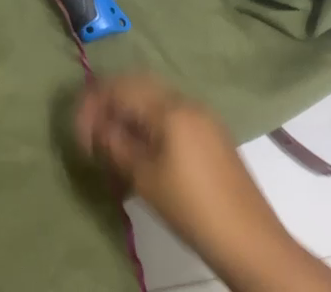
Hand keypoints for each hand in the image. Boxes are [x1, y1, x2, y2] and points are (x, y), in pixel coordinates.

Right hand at [74, 73, 254, 225]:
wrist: (252, 244)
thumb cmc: (191, 207)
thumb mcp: (142, 176)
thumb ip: (113, 142)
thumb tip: (95, 126)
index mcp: (170, 109)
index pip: (117, 88)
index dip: (91, 105)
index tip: (78, 133)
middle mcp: (188, 104)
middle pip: (136, 86)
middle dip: (108, 104)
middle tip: (91, 130)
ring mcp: (203, 119)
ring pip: (153, 100)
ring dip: (128, 114)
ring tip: (112, 142)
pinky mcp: (212, 137)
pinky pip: (170, 116)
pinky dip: (147, 124)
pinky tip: (139, 149)